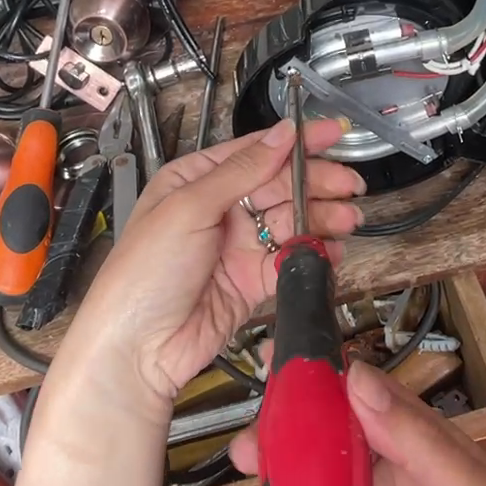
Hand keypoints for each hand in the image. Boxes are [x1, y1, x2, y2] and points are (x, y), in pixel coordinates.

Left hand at [57, 116, 366, 414]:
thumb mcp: (189, 208)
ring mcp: (238, 245)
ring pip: (291, 221)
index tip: (334, 133)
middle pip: (281, 186)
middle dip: (317, 183)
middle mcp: (221, 209)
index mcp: (197, 180)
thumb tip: (280, 134)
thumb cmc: (142, 274)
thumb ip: (241, 171)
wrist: (136, 351)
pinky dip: (314, 254)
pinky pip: (291, 259)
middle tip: (350, 185)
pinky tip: (331, 250)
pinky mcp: (252, 280)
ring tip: (347, 219)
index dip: (298, 142)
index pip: (256, 152)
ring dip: (322, 218)